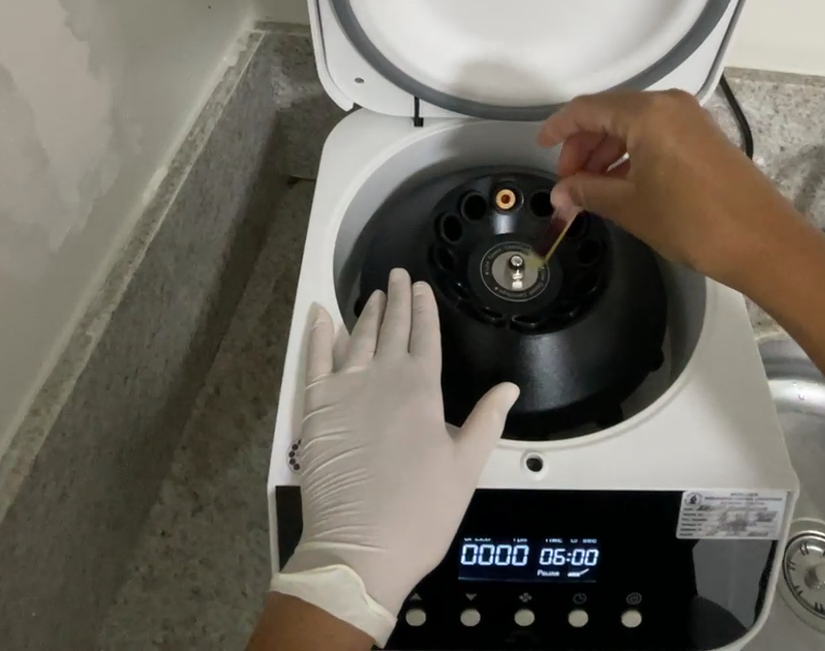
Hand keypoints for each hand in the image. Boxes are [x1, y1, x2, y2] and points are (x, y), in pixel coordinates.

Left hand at [274, 269, 519, 642]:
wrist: (360, 549)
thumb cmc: (420, 512)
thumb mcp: (466, 468)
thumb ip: (487, 420)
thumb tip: (509, 387)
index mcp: (422, 389)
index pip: (426, 336)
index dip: (424, 309)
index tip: (422, 286)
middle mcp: (384, 378)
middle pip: (393, 328)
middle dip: (397, 299)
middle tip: (398, 275)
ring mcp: (346, 389)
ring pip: (358, 338)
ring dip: (367, 314)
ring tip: (373, 295)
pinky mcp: (316, 407)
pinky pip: (314, 359)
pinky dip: (317, 335)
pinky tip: (320, 315)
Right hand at [538, 90, 797, 290]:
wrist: (765, 244)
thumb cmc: (692, 222)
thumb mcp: (630, 206)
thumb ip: (587, 192)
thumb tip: (560, 194)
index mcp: (647, 113)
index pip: (587, 110)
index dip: (559, 129)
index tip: (541, 149)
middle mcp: (669, 105)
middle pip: (609, 114)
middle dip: (583, 146)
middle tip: (569, 182)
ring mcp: (690, 119)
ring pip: (632, 125)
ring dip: (606, 152)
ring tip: (591, 188)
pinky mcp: (704, 137)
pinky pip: (655, 134)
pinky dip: (632, 153)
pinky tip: (622, 183)